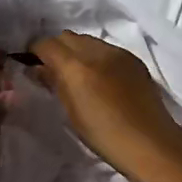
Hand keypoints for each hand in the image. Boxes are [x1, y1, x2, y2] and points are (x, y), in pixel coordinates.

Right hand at [28, 30, 181, 176]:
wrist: (150, 144)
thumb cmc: (103, 135)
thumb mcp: (70, 112)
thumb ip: (53, 84)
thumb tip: (39, 69)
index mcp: (76, 67)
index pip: (46, 44)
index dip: (35, 52)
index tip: (31, 65)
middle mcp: (97, 52)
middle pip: (67, 37)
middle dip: (55, 48)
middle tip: (52, 69)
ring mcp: (119, 53)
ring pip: (87, 40)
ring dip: (76, 51)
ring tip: (76, 74)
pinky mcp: (134, 60)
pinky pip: (106, 49)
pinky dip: (96, 57)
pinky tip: (99, 78)